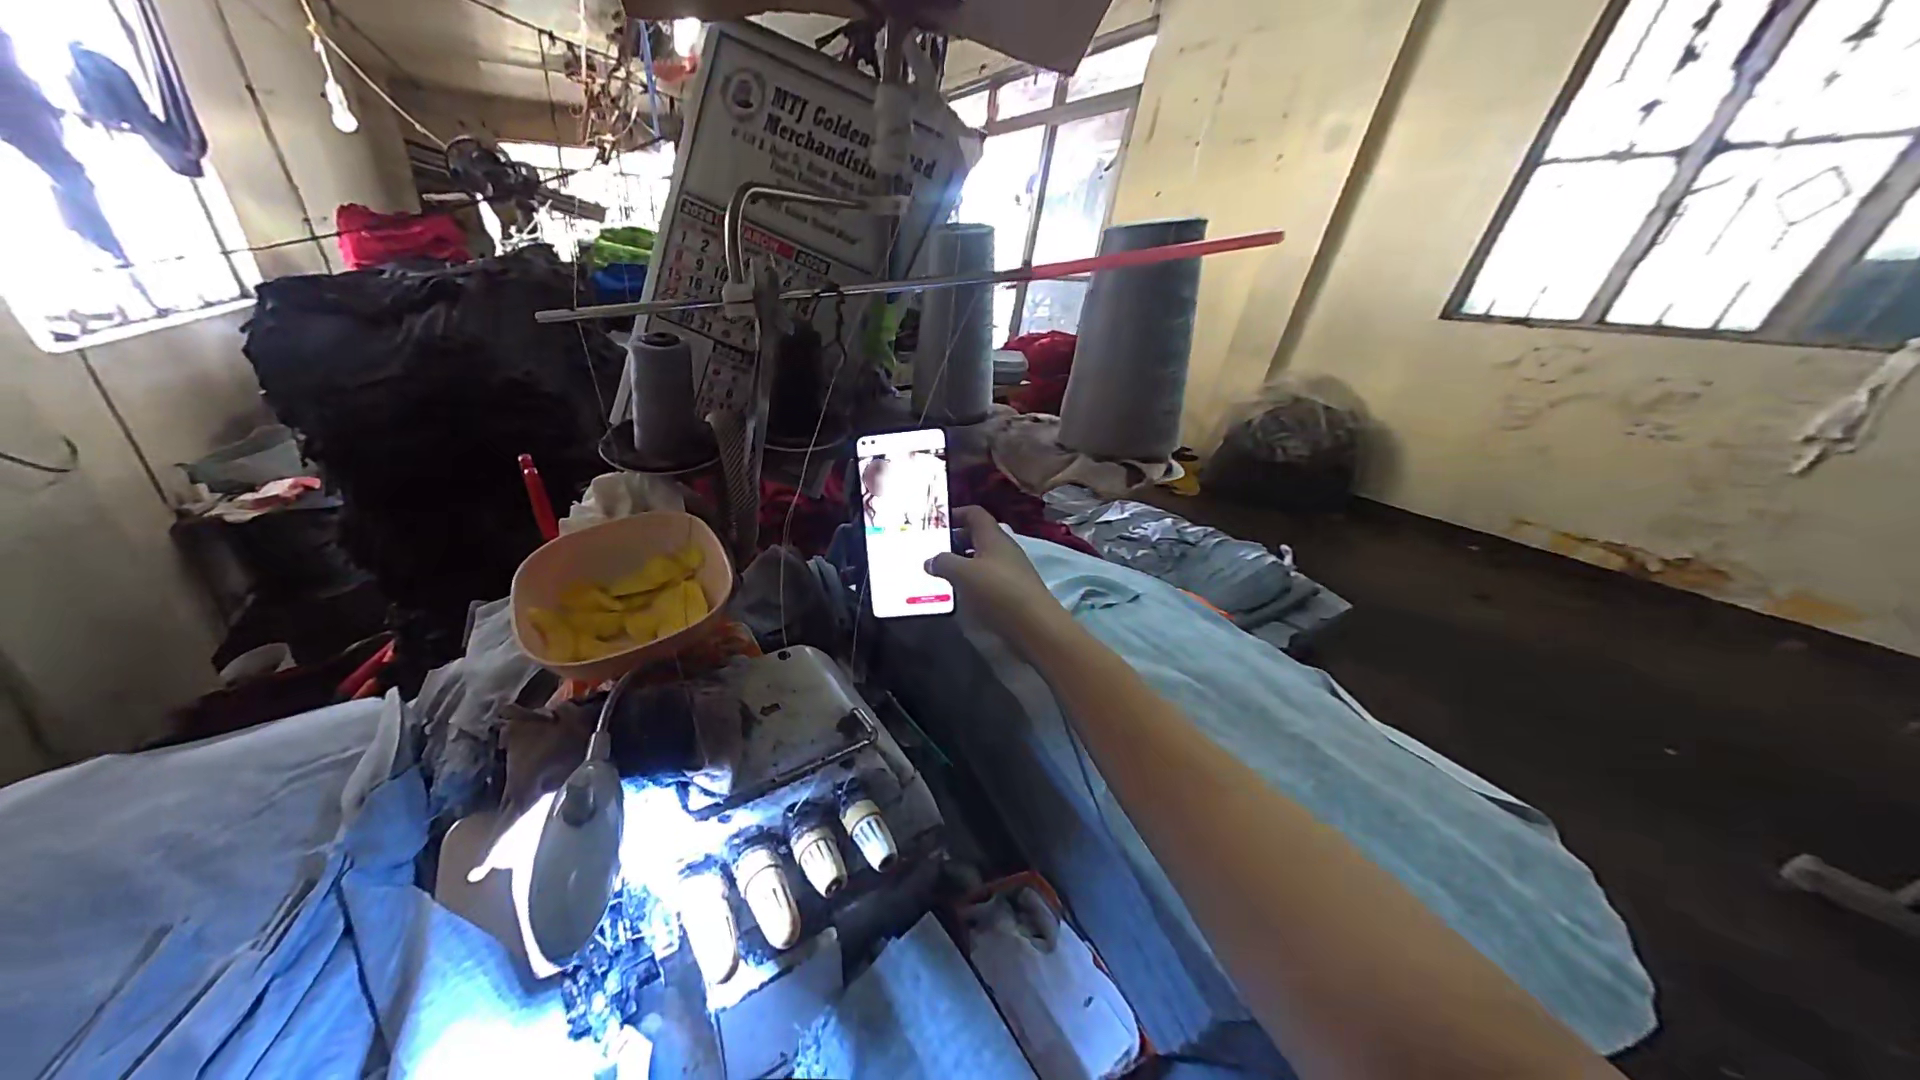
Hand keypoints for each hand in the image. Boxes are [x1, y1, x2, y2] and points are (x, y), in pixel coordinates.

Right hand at [926, 506, 1072, 644]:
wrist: (1034, 626)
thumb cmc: (998, 591)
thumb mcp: (964, 573)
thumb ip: (944, 563)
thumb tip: (930, 560)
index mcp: (993, 537)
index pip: (975, 514)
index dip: (955, 514)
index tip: (935, 523)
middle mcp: (1003, 550)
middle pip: (976, 537)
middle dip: (953, 541)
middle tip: (929, 551)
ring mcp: (1009, 572)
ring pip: (979, 560)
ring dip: (959, 564)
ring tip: (937, 574)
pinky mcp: (1010, 592)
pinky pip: (985, 579)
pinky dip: (969, 582)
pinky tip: (955, 594)